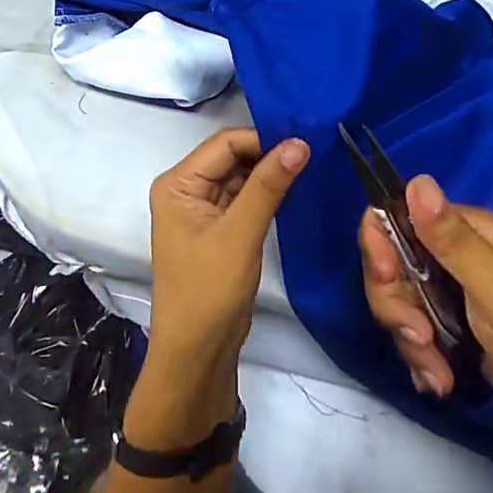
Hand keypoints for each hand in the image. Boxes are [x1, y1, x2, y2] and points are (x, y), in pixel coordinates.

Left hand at [130, 128, 307, 449]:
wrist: (197, 352)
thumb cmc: (209, 290)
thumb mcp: (240, 234)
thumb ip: (268, 185)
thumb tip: (299, 142)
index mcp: (177, 183)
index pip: (224, 144)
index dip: (263, 140)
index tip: (306, 142)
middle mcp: (185, 189)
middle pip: (232, 157)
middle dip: (269, 155)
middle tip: (315, 152)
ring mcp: (201, 210)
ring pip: (240, 177)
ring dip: (270, 174)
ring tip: (312, 166)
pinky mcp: (218, 229)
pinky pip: (243, 199)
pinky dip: (266, 195)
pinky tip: (295, 190)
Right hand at [360, 174, 492, 439]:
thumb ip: (454, 241)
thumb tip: (416, 180)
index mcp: (469, 232)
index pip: (398, 218)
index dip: (381, 246)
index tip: (388, 280)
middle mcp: (457, 256)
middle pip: (391, 266)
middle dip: (395, 306)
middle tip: (420, 339)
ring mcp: (456, 294)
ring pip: (400, 304)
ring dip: (410, 341)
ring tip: (440, 375)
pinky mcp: (458, 330)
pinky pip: (416, 334)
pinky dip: (421, 358)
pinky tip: (440, 380)